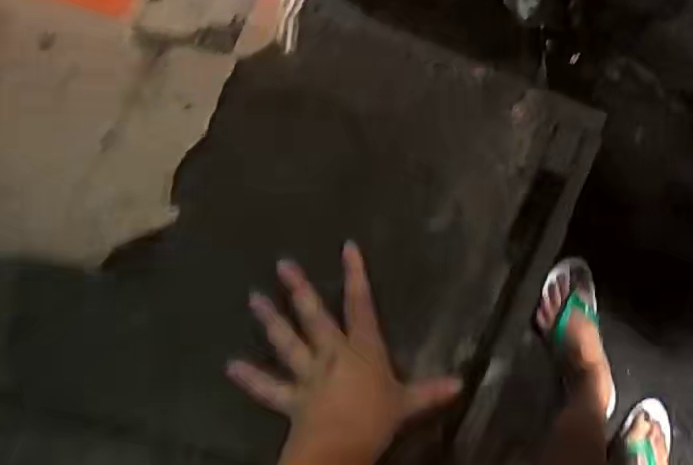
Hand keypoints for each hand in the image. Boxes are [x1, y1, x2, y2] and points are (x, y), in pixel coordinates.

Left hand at [228, 242, 463, 464]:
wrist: (334, 453)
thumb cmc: (373, 420)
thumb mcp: (407, 403)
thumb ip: (430, 390)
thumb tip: (461, 383)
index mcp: (364, 346)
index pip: (361, 302)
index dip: (355, 274)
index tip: (347, 248)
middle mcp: (333, 352)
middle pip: (315, 316)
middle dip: (300, 289)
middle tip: (283, 265)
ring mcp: (308, 376)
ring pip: (287, 343)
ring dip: (272, 322)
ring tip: (254, 299)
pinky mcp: (289, 401)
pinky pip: (268, 388)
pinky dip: (250, 378)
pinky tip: (231, 366)